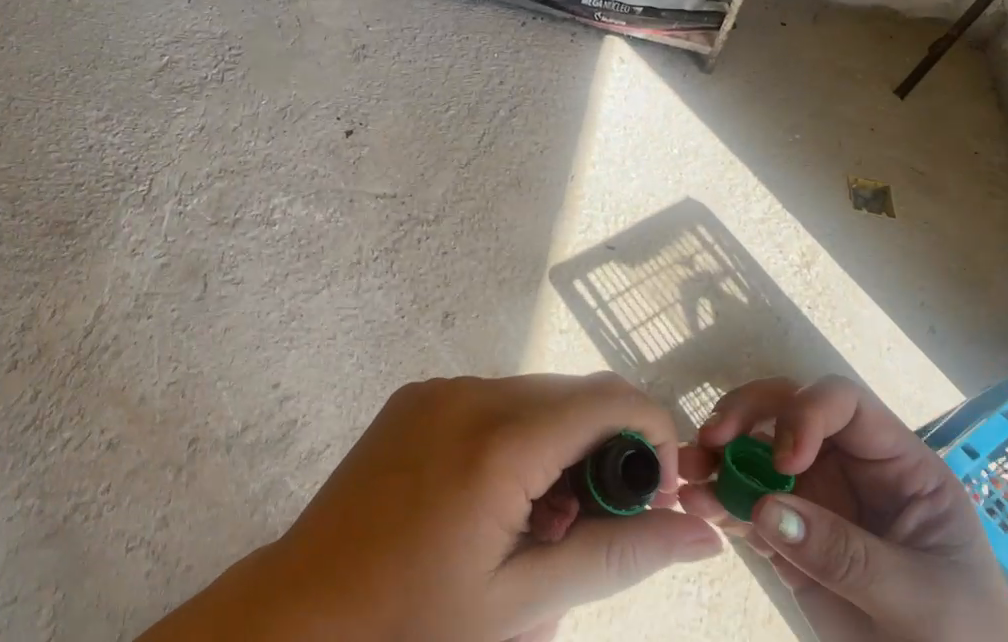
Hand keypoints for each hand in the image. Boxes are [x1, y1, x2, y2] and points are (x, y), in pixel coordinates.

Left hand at [136, 374, 722, 641]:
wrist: (304, 606)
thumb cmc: (414, 617)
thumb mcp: (522, 601)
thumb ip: (618, 557)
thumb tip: (702, 533)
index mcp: (500, 440)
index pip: (610, 399)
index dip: (653, 439)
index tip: (654, 498)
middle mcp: (469, 393)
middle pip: (575, 395)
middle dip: (606, 450)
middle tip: (591, 527)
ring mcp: (436, 390)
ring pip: (536, 396)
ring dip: (562, 444)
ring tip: (539, 522)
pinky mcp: (415, 398)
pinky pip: (493, 399)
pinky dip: (519, 435)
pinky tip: (498, 497)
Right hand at [678, 376, 1007, 641]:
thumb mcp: (922, 600)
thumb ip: (848, 555)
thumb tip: (766, 508)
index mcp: (899, 468)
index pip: (845, 406)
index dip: (806, 413)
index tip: (784, 460)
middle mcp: (851, 472)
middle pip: (788, 412)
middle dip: (746, 416)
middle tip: (709, 439)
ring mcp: (816, 504)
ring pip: (756, 455)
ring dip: (717, 455)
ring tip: (686, 472)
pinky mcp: (787, 543)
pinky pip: (745, 507)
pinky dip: (716, 501)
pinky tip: (694, 505)